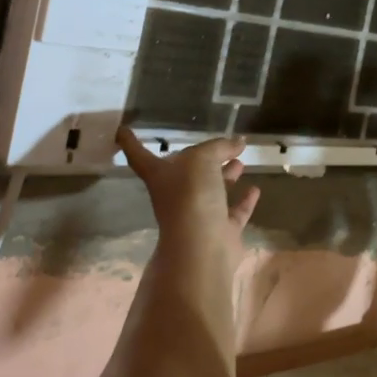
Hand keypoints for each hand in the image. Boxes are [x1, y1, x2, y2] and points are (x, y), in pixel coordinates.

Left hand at [116, 128, 259, 250]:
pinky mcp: (220, 232)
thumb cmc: (192, 196)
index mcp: (160, 176)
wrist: (202, 247)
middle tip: (222, 146)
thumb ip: (218, 147)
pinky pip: (233, 212)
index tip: (122, 130)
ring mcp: (199, 215)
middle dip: (203, 159)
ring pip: (213, 191)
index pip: (139, 154)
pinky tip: (254, 189)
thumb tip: (237, 142)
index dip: (130, 142)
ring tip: (240, 161)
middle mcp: (176, 195)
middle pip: (187, 173)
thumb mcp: (202, 159)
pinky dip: (244, 201)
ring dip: (226, 176)